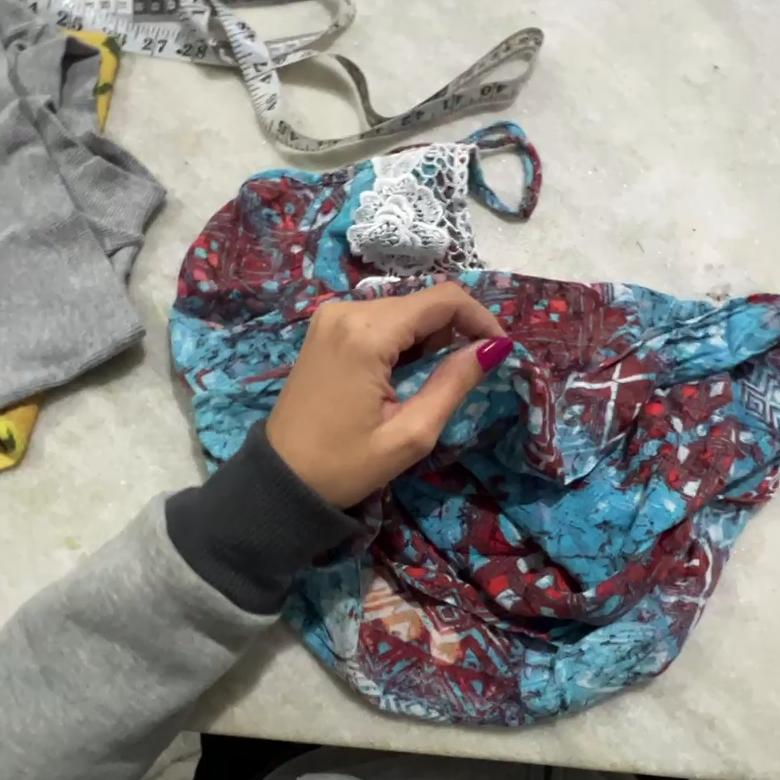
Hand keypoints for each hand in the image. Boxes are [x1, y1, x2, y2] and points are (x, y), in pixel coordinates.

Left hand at [266, 281, 512, 506]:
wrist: (281, 480)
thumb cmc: (345, 466)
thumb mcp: (410, 434)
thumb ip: (454, 383)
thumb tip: (494, 348)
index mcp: (366, 333)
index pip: (443, 299)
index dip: (480, 318)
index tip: (498, 351)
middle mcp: (346, 310)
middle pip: (422, 301)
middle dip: (452, 332)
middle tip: (462, 377)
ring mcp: (330, 316)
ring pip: (402, 309)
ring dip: (426, 338)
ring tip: (426, 384)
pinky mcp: (324, 329)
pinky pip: (378, 319)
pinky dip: (401, 340)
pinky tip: (400, 376)